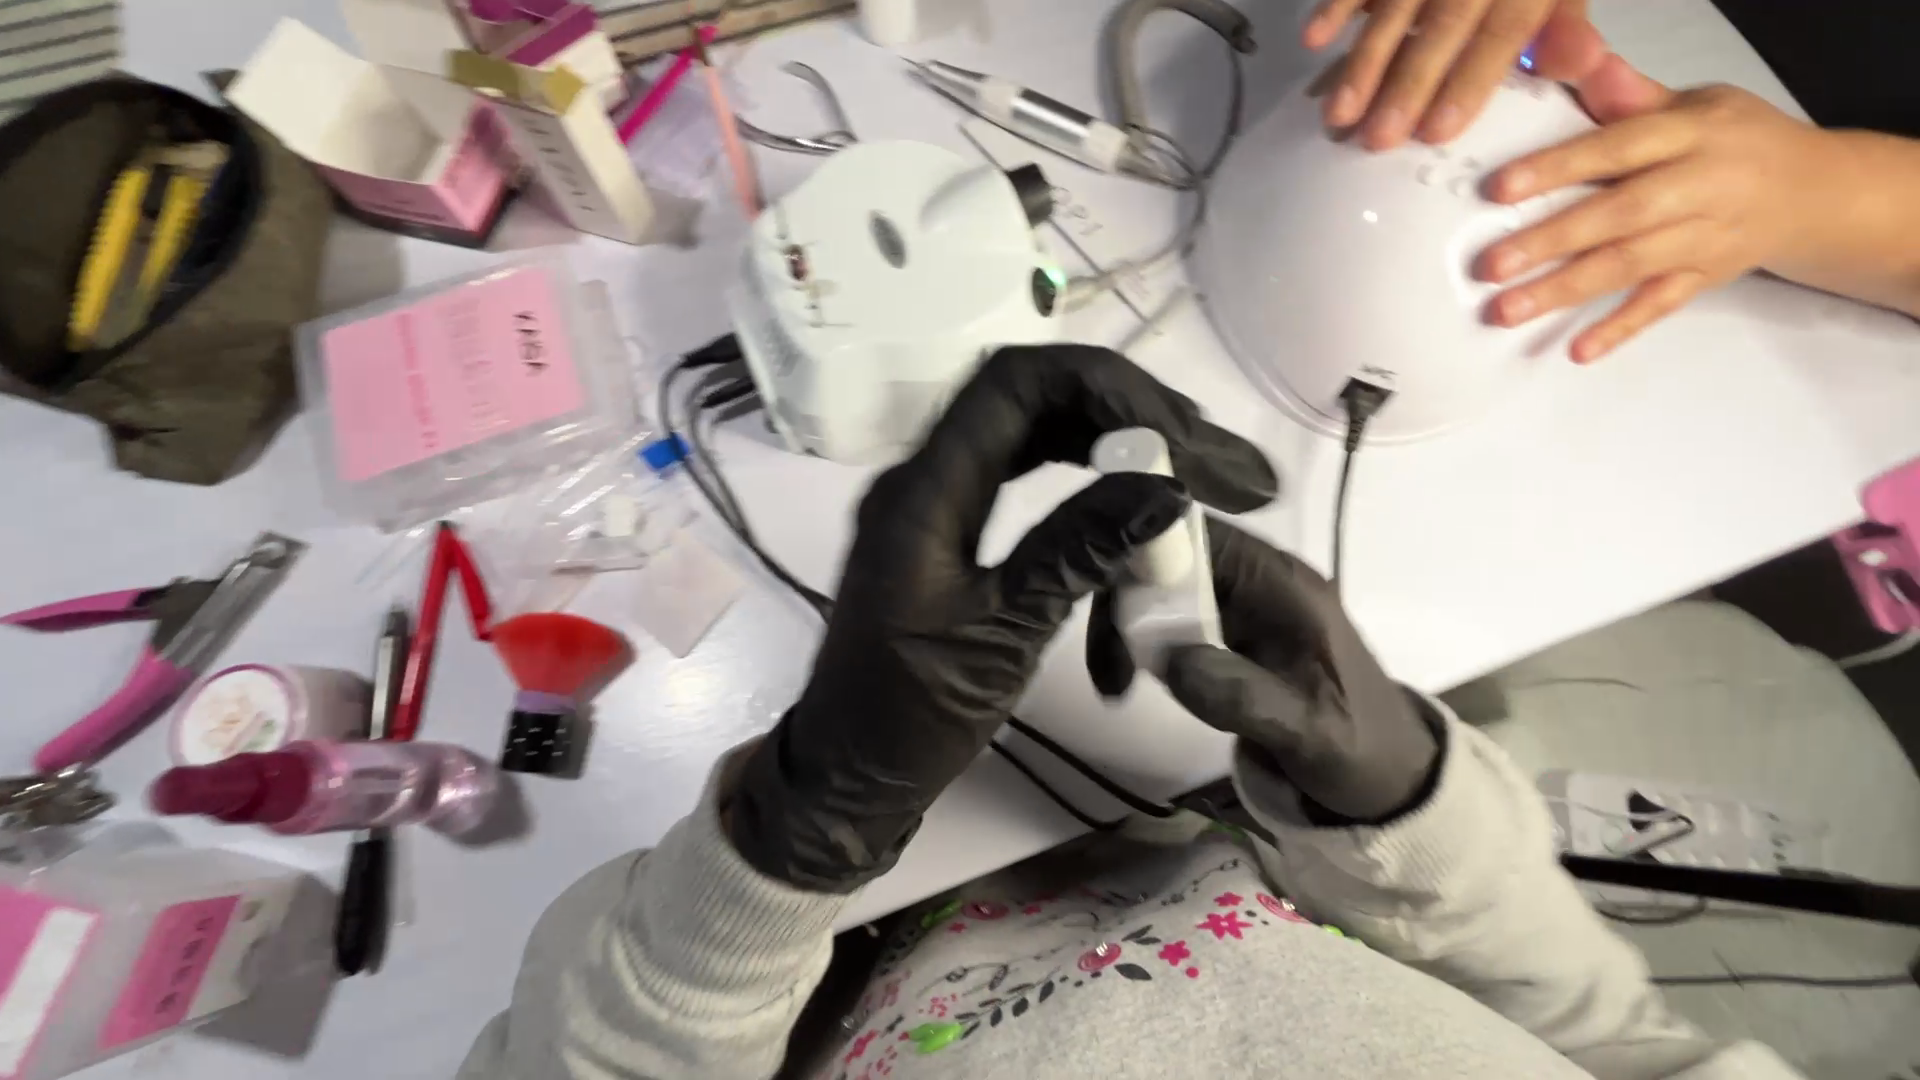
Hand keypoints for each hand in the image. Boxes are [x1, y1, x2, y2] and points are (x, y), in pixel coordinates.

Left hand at [726, 346, 1278, 891]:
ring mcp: (933, 502)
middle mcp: (924, 477)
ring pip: (1025, 432)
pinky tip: (1123, 487)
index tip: (1179, 432)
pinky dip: (1074, 470)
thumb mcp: (1001, 638)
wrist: (848, 768)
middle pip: (1026, 397)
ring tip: (1183, 460)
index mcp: (923, 492)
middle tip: (1202, 446)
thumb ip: (1077, 553)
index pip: (1012, 383)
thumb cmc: (909, 718)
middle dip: (1119, 408)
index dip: (1103, 385)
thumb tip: (1165, 489)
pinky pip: (1015, 475)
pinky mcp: (946, 530)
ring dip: (1102, 434)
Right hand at [1089, 521, 1436, 823]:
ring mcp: (1239, 601)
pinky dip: (1136, 640)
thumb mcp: (1312, 732)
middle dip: (1123, 601)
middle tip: (1106, 665)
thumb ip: (1245, 696)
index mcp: (1281, 583)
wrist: (1388, 774)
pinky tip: (1127, 678)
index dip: (1144, 551)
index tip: (1107, 602)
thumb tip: (1173, 663)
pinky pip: (1165, 615)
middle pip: (1165, 557)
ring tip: (1113, 683)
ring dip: (1123, 625)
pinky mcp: (1226, 626)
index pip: (1198, 534)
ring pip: (1156, 586)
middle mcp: (1254, 577)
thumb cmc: (1360, 749)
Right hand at [1306, 0, 1603, 147]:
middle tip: (1379, 138)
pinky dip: (1334, 7)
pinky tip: (1313, 41)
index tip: (1436, 131)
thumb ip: (1563, 24)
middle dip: (1409, 83)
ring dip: (1363, 63)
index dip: (1470, 79)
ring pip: (1395, 8)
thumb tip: (1581, 68)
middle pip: (1445, 23)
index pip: (1503, 28)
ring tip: (1339, 116)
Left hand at [1476, 60, 1854, 361]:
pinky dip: (1619, 329)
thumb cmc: (1726, 143)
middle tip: (1489, 265)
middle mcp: (1702, 184)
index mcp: (1691, 134)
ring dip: (1564, 290)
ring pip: (1629, 265)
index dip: (1558, 167)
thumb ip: (1626, 97)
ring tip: (1504, 312)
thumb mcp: (1687, 107)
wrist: (1814, 190)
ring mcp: (1705, 236)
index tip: (1499, 188)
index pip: (1618, 147)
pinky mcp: (1704, 277)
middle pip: (1619, 214)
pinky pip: (1659, 306)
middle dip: (1551, 240)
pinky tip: (1576, 351)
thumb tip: (1577, 60)